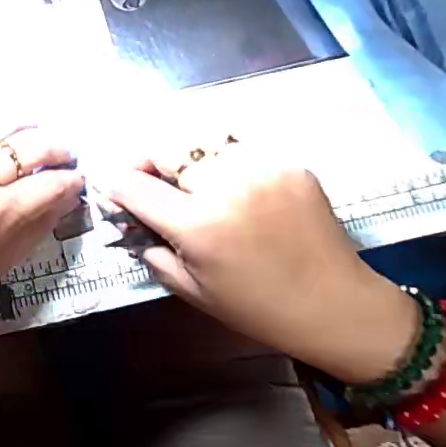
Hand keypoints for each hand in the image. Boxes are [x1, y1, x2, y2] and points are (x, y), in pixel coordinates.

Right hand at [101, 144, 417, 384]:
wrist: (334, 304)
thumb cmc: (257, 308)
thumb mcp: (192, 290)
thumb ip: (153, 249)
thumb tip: (129, 220)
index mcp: (198, 225)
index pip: (135, 185)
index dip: (114, 183)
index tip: (111, 187)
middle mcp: (226, 186)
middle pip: (167, 145)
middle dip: (148, 158)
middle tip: (149, 177)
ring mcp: (261, 169)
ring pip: (204, 137)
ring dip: (187, 155)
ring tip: (189, 177)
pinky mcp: (289, 164)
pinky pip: (242, 149)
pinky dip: (225, 161)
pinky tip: (231, 184)